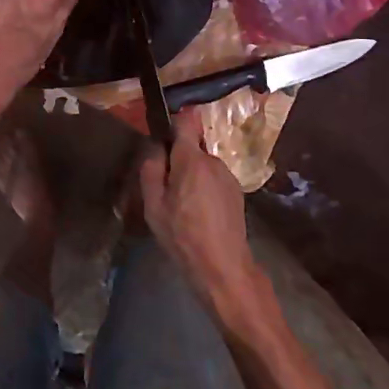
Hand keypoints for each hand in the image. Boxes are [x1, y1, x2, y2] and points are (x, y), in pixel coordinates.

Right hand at [139, 109, 258, 307]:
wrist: (223, 267)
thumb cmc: (183, 235)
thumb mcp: (154, 205)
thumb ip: (151, 169)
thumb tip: (156, 147)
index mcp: (192, 159)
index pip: (186, 121)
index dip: (173, 126)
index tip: (163, 142)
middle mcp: (213, 160)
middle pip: (192, 149)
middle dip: (178, 162)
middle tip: (166, 190)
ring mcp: (228, 176)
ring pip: (203, 167)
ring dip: (192, 178)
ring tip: (182, 208)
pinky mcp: (237, 192)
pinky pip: (214, 181)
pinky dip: (205, 190)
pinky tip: (200, 216)